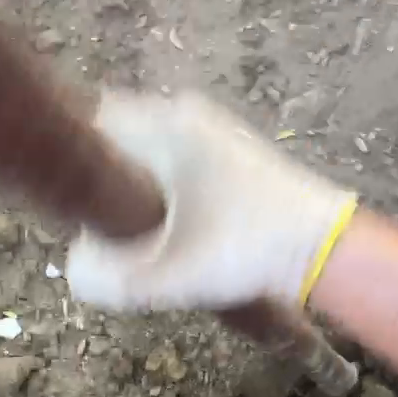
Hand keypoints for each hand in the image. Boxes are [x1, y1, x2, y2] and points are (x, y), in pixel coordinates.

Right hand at [66, 90, 357, 310]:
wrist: (321, 251)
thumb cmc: (244, 254)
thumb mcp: (169, 277)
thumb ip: (111, 280)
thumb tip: (76, 274)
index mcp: (167, 127)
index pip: (97, 124)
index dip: (82, 169)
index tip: (85, 212)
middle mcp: (190, 117)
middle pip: (126, 142)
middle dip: (113, 186)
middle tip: (116, 234)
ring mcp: (218, 133)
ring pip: (156, 156)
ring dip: (144, 194)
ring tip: (150, 239)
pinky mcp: (236, 156)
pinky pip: (183, 166)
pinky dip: (172, 194)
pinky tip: (181, 233)